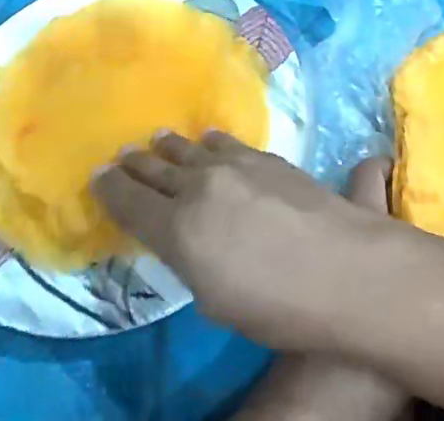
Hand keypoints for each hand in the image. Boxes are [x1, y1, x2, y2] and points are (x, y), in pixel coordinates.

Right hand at [91, 131, 395, 349]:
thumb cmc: (275, 304)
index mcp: (178, 228)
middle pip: (158, 169)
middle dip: (136, 164)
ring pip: (192, 150)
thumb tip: (184, 233)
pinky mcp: (267, 158)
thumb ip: (189, 257)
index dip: (112, 188)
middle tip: (122, 155)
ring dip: (171, 148)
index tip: (99, 175)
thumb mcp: (213, 296)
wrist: (343, 266)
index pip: (132, 202)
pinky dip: (211, 144)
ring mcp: (236, 166)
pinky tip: (209, 140)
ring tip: (158, 140)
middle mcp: (201, 187)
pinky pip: (228, 144)